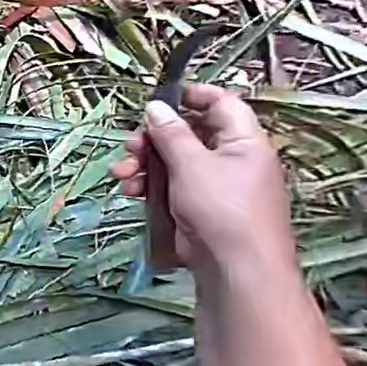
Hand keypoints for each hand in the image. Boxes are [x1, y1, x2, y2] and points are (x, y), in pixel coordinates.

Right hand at [111, 85, 294, 276]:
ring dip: (145, 164)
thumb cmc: (221, 209)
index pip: (221, 103)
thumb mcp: (192, 165)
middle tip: (131, 146)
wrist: (236, 269)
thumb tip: (156, 107)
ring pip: (175, 162)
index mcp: (243, 141)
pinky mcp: (198, 208)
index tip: (159, 99)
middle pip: (189, 134)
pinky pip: (172, 187)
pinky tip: (131, 192)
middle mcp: (231, 159)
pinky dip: (151, 186)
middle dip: (154, 138)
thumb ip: (171, 134)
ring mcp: (214, 185)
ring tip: (123, 174)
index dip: (191, 96)